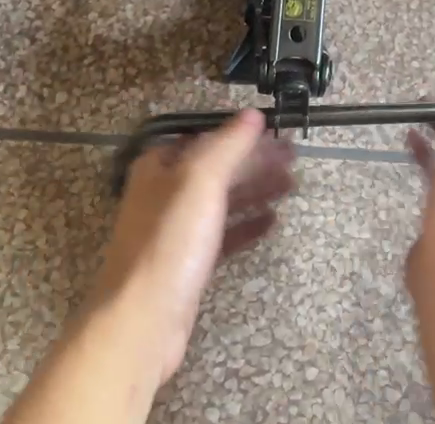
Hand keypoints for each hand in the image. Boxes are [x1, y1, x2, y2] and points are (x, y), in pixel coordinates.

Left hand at [88, 110, 295, 382]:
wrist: (142, 320)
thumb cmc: (170, 241)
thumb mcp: (200, 180)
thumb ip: (228, 144)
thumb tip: (253, 114)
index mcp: (160, 166)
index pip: (206, 138)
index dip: (242, 134)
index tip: (276, 133)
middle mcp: (164, 193)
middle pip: (216, 168)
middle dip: (254, 161)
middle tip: (293, 159)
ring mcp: (175, 230)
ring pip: (221, 200)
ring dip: (255, 189)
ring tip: (291, 185)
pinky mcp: (187, 263)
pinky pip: (222, 234)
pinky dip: (246, 225)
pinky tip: (271, 222)